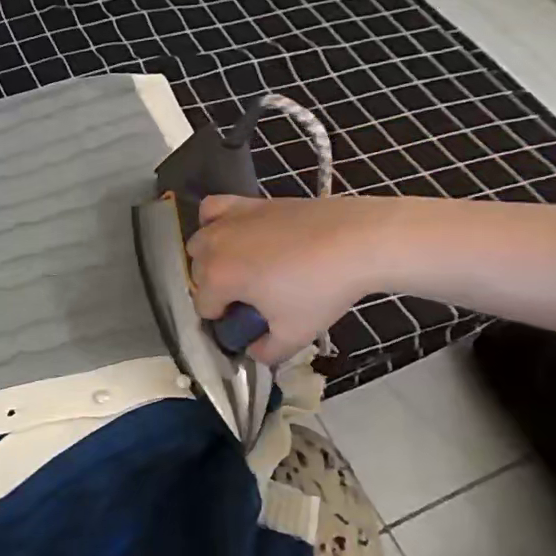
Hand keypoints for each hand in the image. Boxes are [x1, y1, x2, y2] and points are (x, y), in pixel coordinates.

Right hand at [186, 195, 394, 363]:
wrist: (358, 240)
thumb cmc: (320, 290)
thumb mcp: (294, 334)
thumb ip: (266, 352)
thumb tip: (254, 351)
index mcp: (217, 279)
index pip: (203, 307)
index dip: (224, 320)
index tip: (249, 322)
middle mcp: (213, 246)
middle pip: (198, 274)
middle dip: (217, 289)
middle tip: (252, 299)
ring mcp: (229, 221)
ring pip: (200, 243)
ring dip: (211, 259)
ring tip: (243, 268)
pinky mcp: (248, 203)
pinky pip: (213, 209)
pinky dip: (214, 221)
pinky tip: (234, 233)